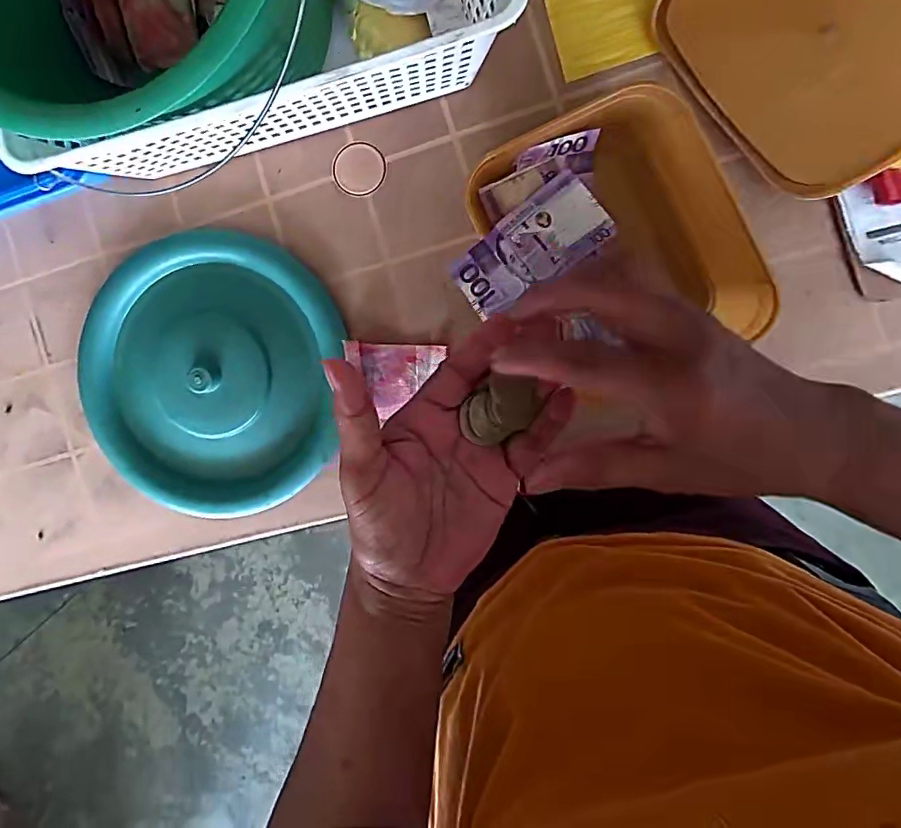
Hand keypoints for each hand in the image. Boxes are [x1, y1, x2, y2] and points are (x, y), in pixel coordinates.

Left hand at [324, 317, 576, 608]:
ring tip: (569, 355)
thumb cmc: (377, 520)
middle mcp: (460, 424)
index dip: (481, 346)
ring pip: (518, 408)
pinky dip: (550, 424)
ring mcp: (486, 450)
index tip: (507, 320)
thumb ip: (356, 417)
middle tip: (551, 326)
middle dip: (520, 354)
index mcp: (426, 414)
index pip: (457, 371)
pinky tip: (568, 401)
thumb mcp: (362, 469)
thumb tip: (332, 361)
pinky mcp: (508, 477)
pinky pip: (531, 445)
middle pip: (494, 382)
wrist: (407, 579)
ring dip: (540, 383)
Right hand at [489, 274, 853, 501]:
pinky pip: (631, 276)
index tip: (495, 357)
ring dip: (570, 281)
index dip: (535, 357)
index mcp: (672, 385)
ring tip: (534, 305)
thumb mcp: (667, 471)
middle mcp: (677, 335)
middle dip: (546, 295)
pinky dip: (593, 279)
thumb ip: (595, 468)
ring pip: (617, 271)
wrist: (808, 429)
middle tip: (508, 316)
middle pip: (601, 291)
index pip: (587, 362)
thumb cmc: (738, 458)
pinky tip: (573, 300)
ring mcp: (685, 311)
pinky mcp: (687, 304)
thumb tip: (532, 477)